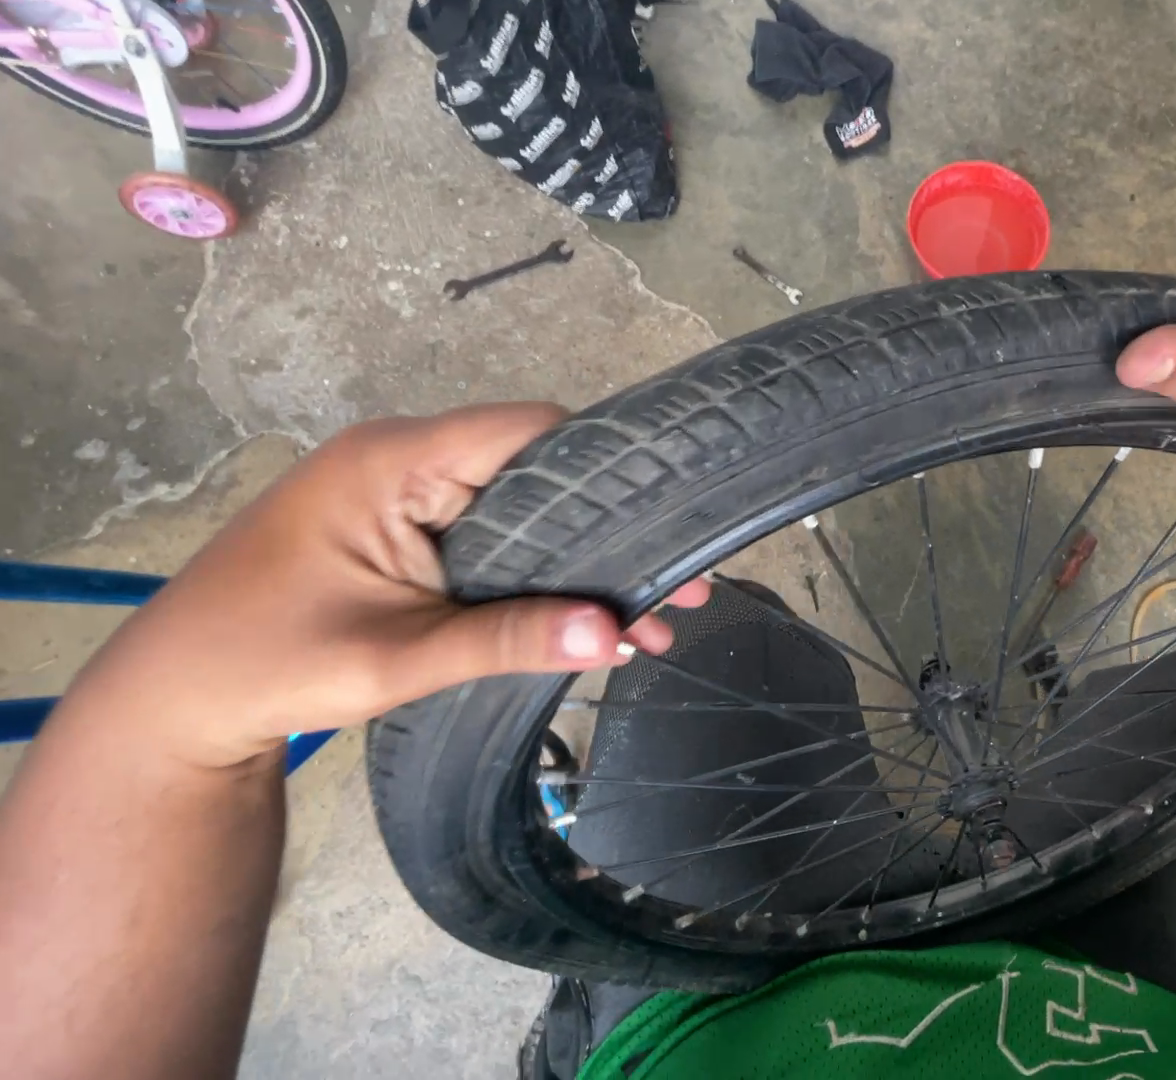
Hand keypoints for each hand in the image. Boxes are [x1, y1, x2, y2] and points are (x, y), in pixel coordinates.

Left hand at [58, 403, 708, 768]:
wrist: (174, 707)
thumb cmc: (267, 665)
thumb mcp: (399, 658)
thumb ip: (512, 639)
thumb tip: (620, 635)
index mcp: (397, 464)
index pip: (529, 430)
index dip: (604, 461)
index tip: (669, 510)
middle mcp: (414, 464)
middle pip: (544, 473)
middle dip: (617, 529)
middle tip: (684, 581)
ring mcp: (417, 499)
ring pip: (533, 512)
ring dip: (592, 564)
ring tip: (659, 616)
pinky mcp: (420, 534)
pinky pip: (506, 540)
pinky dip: (554, 577)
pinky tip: (598, 623)